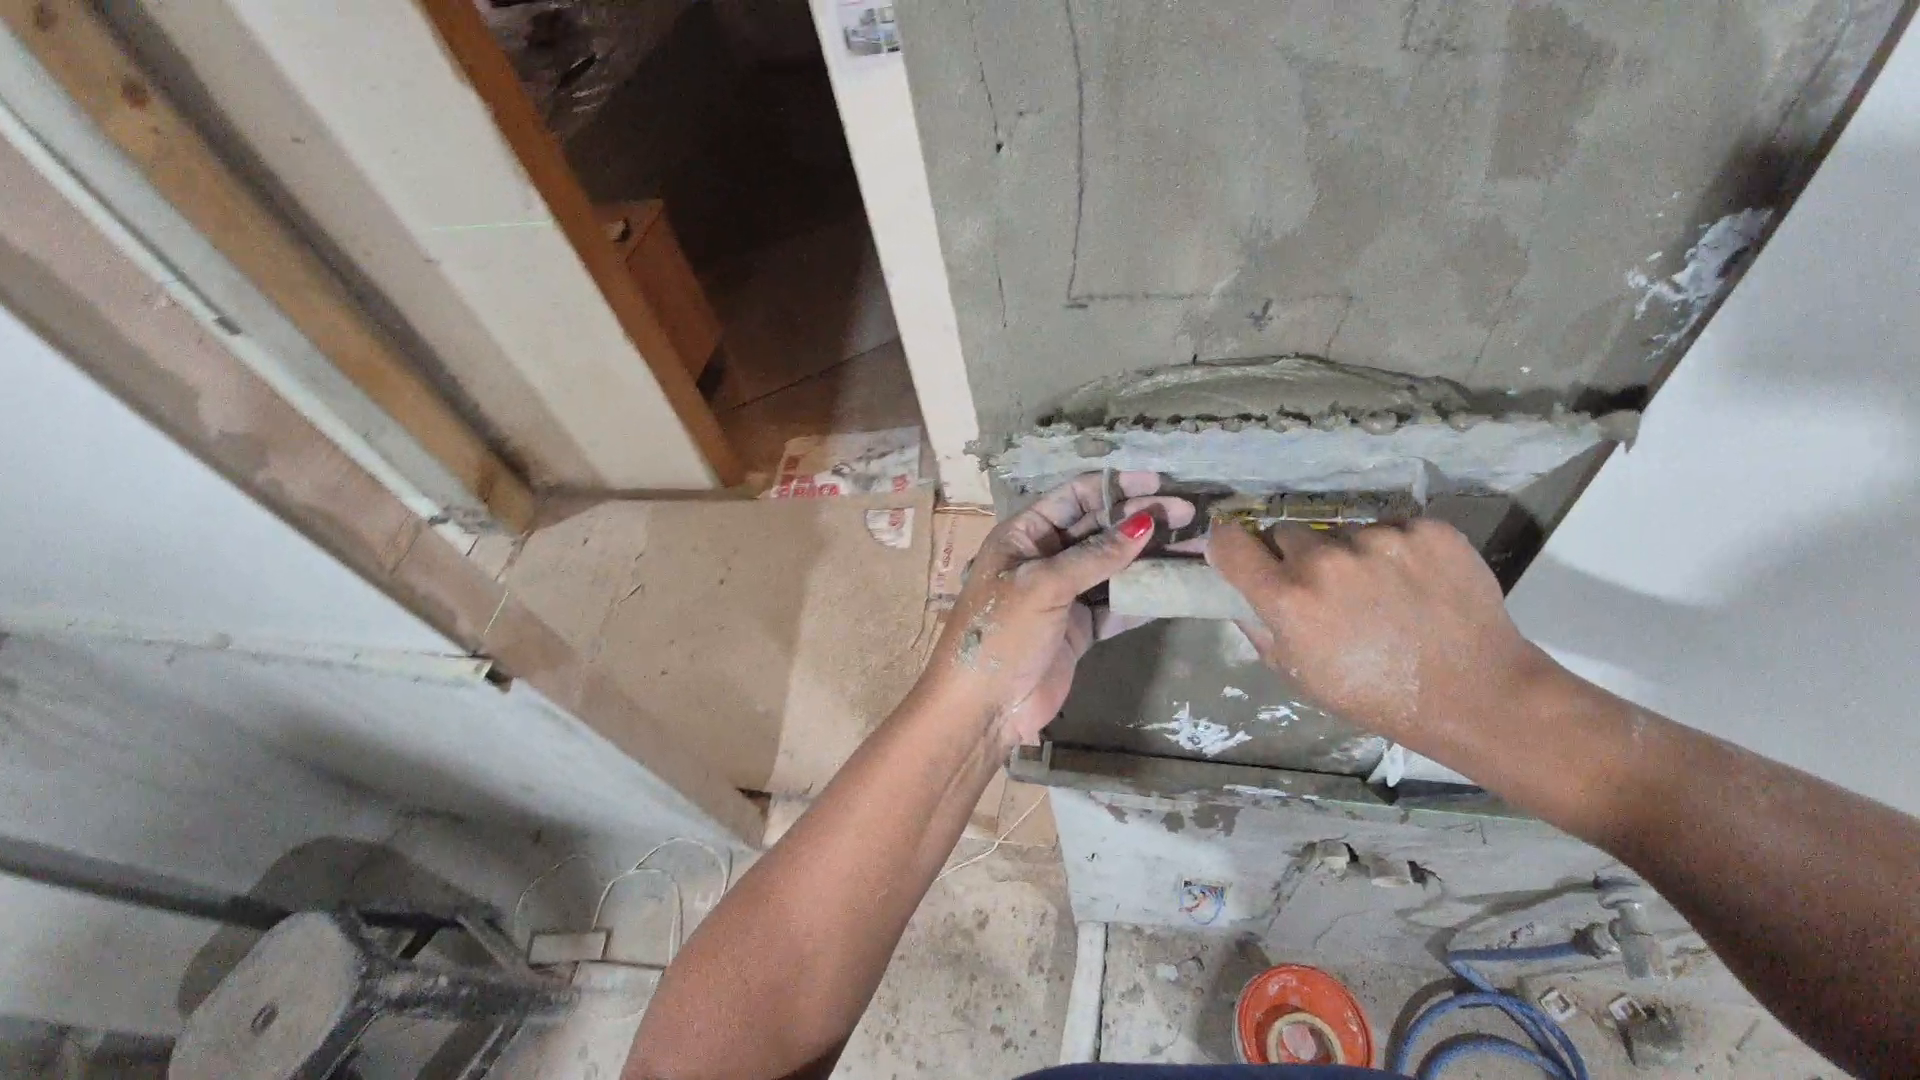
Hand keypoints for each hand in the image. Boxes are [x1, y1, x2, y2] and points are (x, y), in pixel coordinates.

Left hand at [922, 473, 1193, 746]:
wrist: (982, 707)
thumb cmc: (1001, 634)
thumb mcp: (1044, 585)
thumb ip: (1095, 555)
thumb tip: (1145, 523)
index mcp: (1023, 536)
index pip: (1073, 498)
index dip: (1114, 488)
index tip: (1158, 483)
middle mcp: (1044, 559)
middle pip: (1098, 529)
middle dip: (1140, 520)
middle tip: (1187, 514)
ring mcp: (1063, 595)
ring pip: (1112, 568)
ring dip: (1149, 559)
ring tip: (1194, 547)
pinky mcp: (1078, 630)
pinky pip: (1116, 606)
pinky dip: (1144, 598)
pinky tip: (1177, 587)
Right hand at [1206, 518, 1553, 741]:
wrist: (1476, 694)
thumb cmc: (1375, 696)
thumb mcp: (1298, 676)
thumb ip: (1260, 629)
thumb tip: (1239, 596)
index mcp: (1288, 599)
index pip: (1230, 543)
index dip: (1228, 546)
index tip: (1238, 554)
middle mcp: (1326, 560)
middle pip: (1287, 534)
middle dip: (1296, 558)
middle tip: (1324, 590)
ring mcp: (1380, 539)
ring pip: (1342, 532)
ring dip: (1349, 555)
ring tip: (1381, 592)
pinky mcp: (1426, 530)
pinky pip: (1392, 528)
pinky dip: (1396, 550)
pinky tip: (1414, 583)